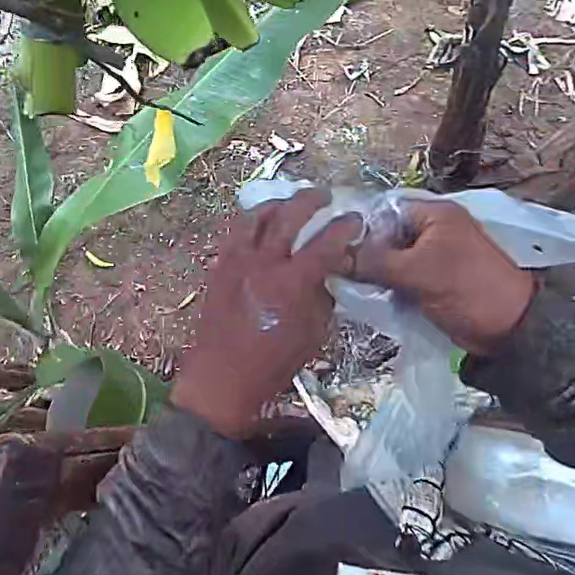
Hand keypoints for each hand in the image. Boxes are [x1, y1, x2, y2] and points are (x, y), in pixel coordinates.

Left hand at [171, 189, 358, 436]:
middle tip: (324, 196)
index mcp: (291, 284)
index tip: (355, 219)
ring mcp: (236, 262)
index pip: (324, 244)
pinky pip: (235, 233)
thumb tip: (326, 275)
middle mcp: (262, 264)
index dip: (343, 228)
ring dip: (276, 204)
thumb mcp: (312, 335)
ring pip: (255, 218)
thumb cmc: (272, 364)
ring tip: (289, 201)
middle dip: (309, 201)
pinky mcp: (218, 267)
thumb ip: (321, 298)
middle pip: (287, 218)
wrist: (221, 378)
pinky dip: (250, 221)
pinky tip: (259, 222)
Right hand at [349, 200, 533, 356]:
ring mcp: (432, 256)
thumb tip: (333, 256)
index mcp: (435, 214)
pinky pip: (399, 276)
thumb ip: (374, 261)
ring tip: (348, 282)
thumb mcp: (417, 272)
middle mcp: (432, 230)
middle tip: (337, 267)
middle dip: (364, 251)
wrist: (512, 331)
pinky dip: (385, 284)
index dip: (360, 227)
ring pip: (390, 257)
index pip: (384, 210)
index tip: (335, 246)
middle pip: (385, 234)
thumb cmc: (469, 290)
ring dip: (372, 271)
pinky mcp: (432, 280)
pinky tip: (366, 293)